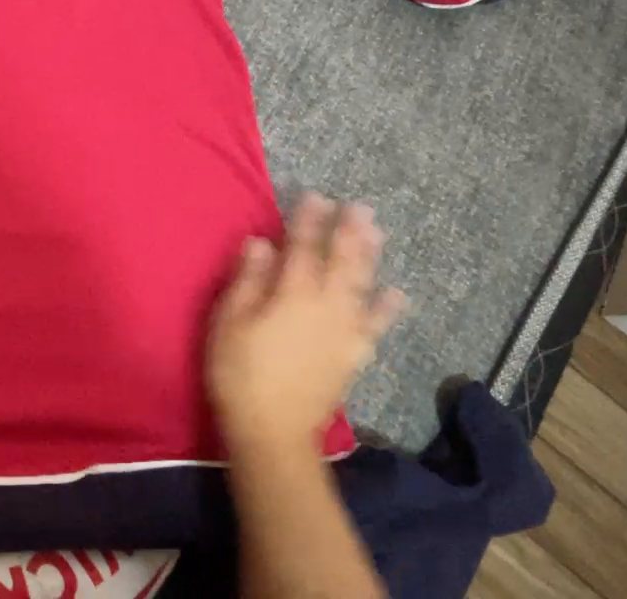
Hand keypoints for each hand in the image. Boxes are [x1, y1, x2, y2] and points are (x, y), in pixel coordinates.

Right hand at [206, 194, 405, 452]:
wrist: (272, 431)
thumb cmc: (238, 370)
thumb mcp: (229, 320)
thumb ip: (248, 279)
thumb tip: (262, 243)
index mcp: (292, 295)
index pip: (301, 248)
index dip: (307, 220)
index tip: (314, 194)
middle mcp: (326, 307)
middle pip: (341, 262)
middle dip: (349, 232)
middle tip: (360, 206)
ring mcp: (345, 333)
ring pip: (362, 286)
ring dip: (370, 257)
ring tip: (378, 232)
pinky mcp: (353, 356)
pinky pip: (375, 325)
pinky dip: (386, 307)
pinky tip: (396, 294)